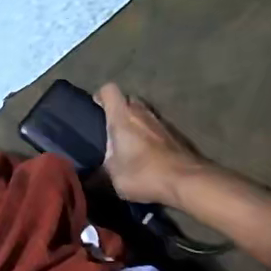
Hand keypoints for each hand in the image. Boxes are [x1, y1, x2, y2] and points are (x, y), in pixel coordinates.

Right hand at [97, 83, 208, 206]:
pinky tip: (150, 153)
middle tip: (112, 130)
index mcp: (123, 116)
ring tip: (130, 143)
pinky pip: (158, 127)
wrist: (186, 180)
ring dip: (137, 123)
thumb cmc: (144, 174)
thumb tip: (84, 179)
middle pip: (128, 99)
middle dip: (119, 110)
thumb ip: (96, 174)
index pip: (109, 90)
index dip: (100, 96)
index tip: (95, 111)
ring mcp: (162, 121)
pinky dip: (151, 134)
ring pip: (145, 113)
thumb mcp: (112, 179)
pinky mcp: (176, 133)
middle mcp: (142, 112)